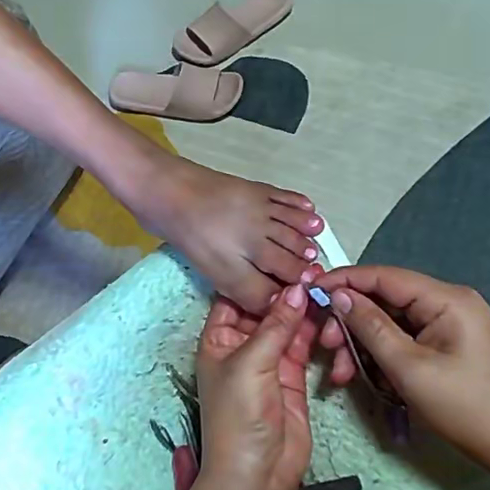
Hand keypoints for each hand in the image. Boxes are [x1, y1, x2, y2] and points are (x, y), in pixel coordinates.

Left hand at [127, 153, 323, 314]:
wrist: (171, 190)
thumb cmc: (192, 238)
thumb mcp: (220, 275)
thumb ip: (252, 290)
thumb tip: (280, 303)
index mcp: (259, 251)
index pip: (288, 270)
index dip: (299, 281)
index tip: (311, 289)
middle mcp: (267, 227)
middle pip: (293, 245)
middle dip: (306, 258)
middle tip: (316, 265)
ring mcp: (261, 204)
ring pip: (292, 220)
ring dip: (306, 230)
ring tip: (318, 235)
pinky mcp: (252, 187)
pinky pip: (283, 196)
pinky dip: (298, 203)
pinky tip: (308, 207)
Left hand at [193, 285, 318, 489]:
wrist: (258, 472)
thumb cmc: (239, 414)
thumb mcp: (251, 363)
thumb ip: (276, 325)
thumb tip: (297, 287)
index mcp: (217, 339)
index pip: (234, 298)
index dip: (256, 279)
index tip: (282, 258)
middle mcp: (241, 345)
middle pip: (263, 309)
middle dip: (285, 291)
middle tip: (314, 268)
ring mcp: (268, 360)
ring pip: (286, 324)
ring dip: (303, 307)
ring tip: (325, 284)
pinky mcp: (292, 373)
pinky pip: (302, 343)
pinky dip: (314, 328)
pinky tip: (328, 309)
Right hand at [314, 265, 489, 467]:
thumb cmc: (466, 407)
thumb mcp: (409, 368)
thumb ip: (370, 326)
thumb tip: (338, 295)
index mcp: (445, 299)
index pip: (383, 276)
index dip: (343, 281)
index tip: (309, 293)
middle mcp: (448, 301)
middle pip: (385, 300)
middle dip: (351, 322)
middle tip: (326, 348)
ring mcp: (450, 323)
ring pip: (391, 322)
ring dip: (363, 344)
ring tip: (342, 374)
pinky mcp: (449, 343)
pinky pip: (406, 338)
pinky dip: (383, 355)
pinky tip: (366, 376)